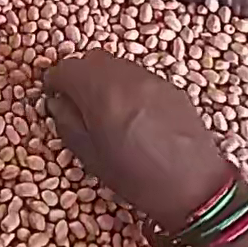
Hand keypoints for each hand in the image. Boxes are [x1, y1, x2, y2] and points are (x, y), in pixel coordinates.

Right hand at [42, 50, 237, 231]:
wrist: (195, 187)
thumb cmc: (135, 176)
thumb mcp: (89, 154)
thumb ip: (66, 121)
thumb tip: (57, 103)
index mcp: (100, 92)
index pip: (66, 69)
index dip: (54, 81)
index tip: (52, 95)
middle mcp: (125, 77)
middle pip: (90, 60)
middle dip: (78, 75)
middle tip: (74, 99)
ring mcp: (150, 79)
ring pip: (115, 64)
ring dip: (102, 78)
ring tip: (102, 106)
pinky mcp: (170, 87)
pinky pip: (137, 76)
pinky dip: (125, 85)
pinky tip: (129, 111)